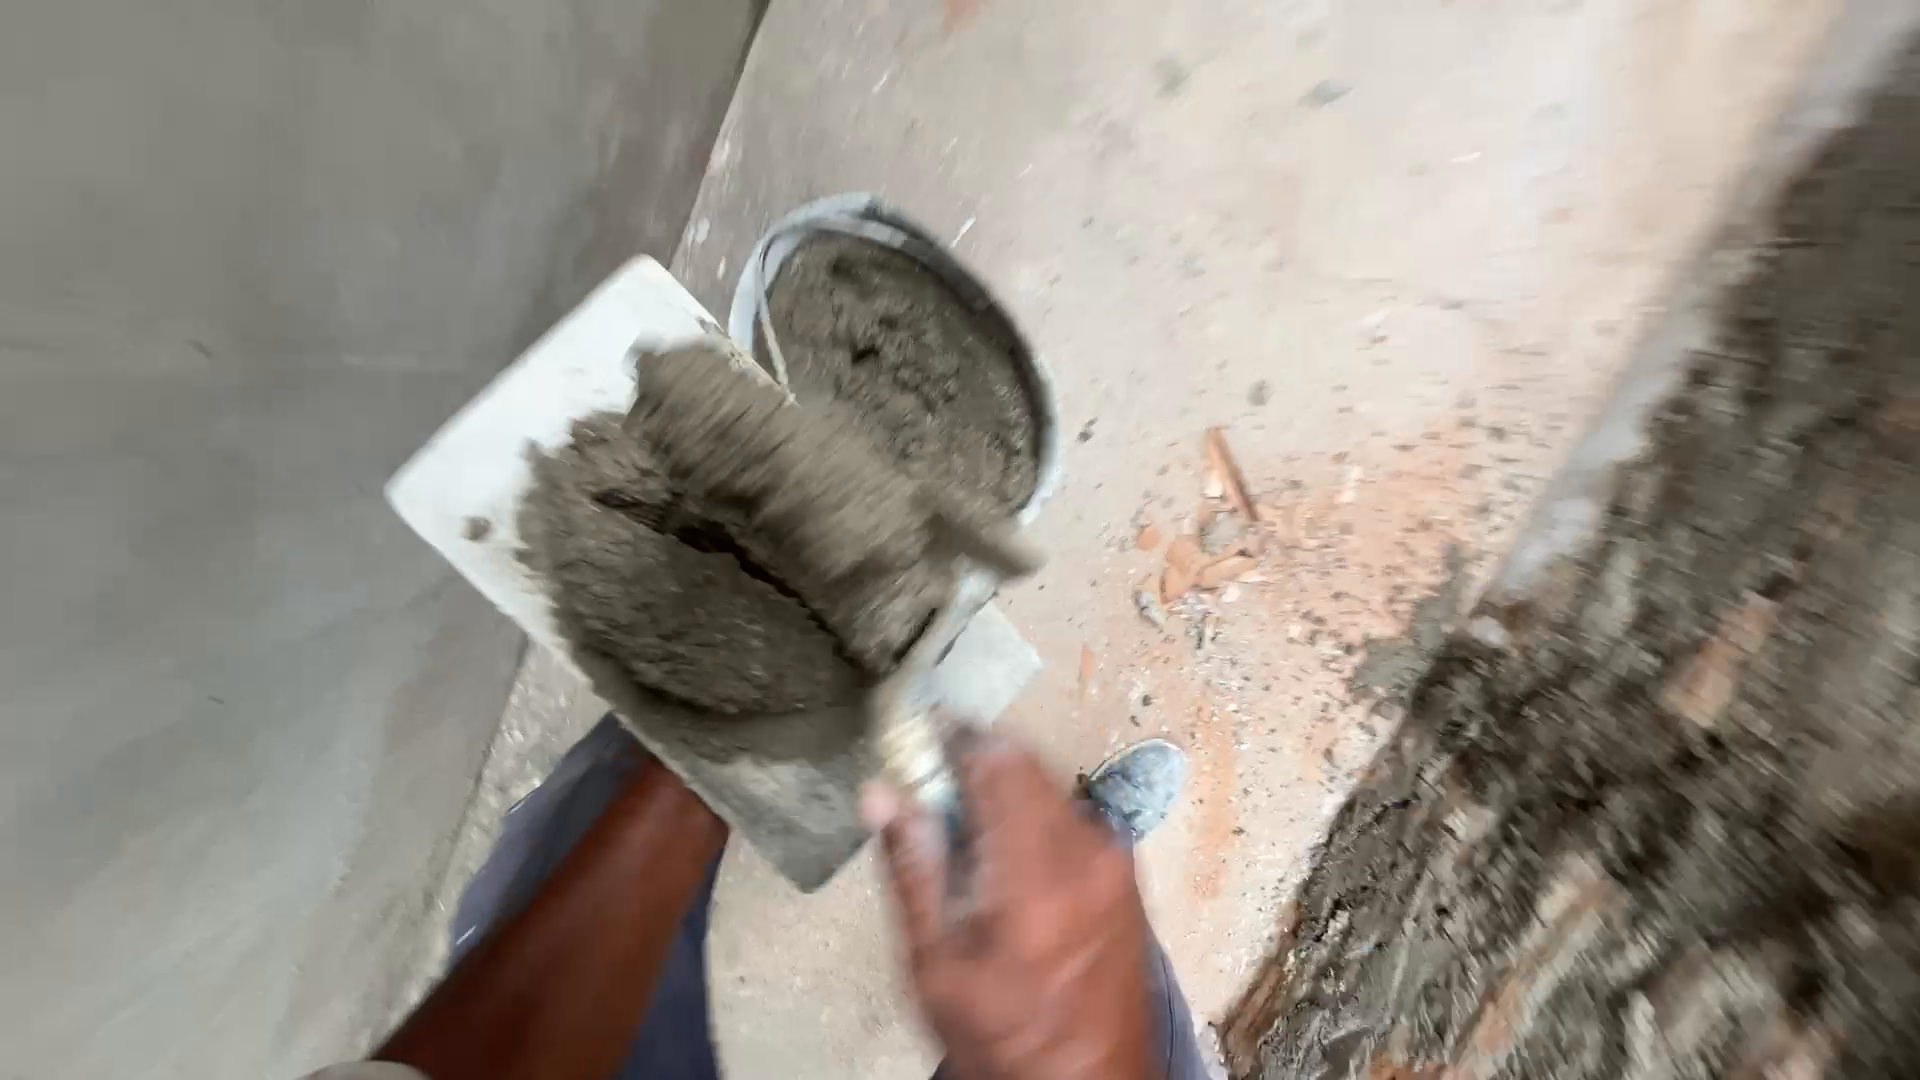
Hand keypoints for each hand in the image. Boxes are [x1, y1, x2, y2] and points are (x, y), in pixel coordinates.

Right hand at [862, 734, 1156, 1079]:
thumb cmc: (1002, 1036)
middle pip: (1025, 762)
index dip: (958, 732)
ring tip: (970, 817)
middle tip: (939, 772)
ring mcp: (1113, 859)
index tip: (927, 722)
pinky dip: (1033, 807)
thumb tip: (881, 792)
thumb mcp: (934, 967)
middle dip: (978, 754)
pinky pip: (1070, 809)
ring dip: (1005, 780)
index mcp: (1033, 877)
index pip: (996, 764)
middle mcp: (1085, 853)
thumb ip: (911, 868)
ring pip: (1048, 781)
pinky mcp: (1125, 870)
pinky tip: (1010, 847)